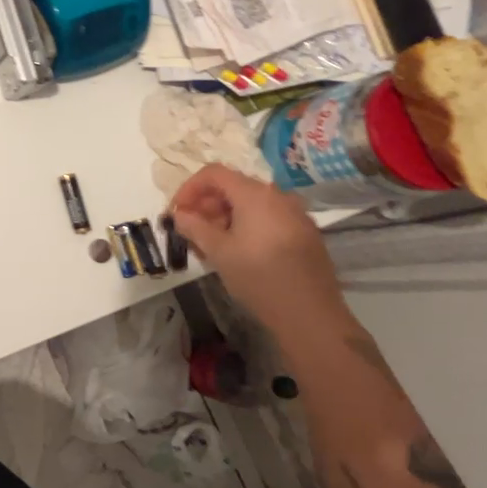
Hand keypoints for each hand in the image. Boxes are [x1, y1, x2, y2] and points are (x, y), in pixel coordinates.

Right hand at [169, 164, 345, 330]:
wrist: (310, 313)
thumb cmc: (258, 277)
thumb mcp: (218, 252)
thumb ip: (194, 227)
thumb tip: (179, 215)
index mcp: (255, 195)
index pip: (214, 174)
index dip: (189, 188)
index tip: (176, 212)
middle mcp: (278, 196)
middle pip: (233, 187)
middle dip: (206, 205)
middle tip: (190, 231)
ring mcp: (295, 214)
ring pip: (250, 205)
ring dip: (224, 218)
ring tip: (209, 245)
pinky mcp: (304, 233)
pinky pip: (267, 218)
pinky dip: (245, 226)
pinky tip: (237, 252)